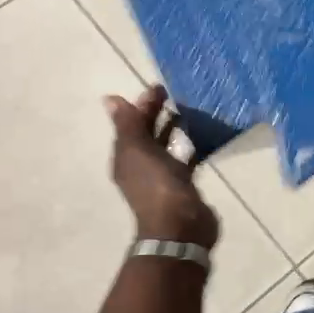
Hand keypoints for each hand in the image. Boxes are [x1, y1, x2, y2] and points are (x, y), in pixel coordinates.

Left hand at [105, 86, 218, 249]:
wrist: (179, 226)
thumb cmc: (157, 186)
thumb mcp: (138, 152)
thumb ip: (128, 125)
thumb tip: (110, 99)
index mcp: (126, 158)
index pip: (130, 125)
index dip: (142, 105)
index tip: (159, 86)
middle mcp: (140, 165)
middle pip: (146, 133)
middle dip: (156, 113)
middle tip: (175, 93)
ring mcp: (162, 175)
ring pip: (164, 145)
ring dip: (172, 128)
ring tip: (190, 109)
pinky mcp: (183, 183)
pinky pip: (184, 157)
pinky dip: (189, 145)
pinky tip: (203, 136)